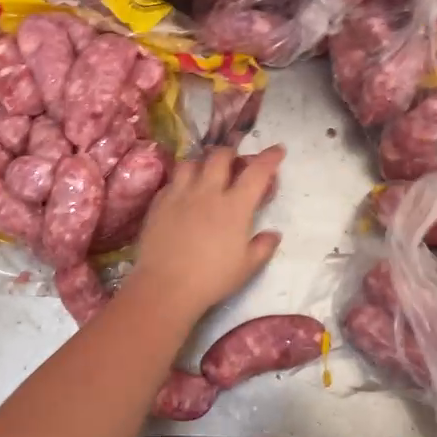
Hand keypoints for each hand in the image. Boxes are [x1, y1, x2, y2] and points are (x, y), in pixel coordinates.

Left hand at [128, 146, 283, 314]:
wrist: (166, 285)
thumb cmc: (212, 279)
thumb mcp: (246, 267)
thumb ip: (263, 247)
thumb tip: (273, 233)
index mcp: (235, 206)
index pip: (257, 172)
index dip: (269, 158)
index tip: (277, 150)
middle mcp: (207, 192)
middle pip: (220, 156)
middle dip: (231, 154)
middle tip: (235, 164)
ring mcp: (180, 195)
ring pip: (191, 162)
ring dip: (202, 163)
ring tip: (205, 174)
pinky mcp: (158, 203)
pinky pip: (171, 181)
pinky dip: (181, 181)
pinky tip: (183, 194)